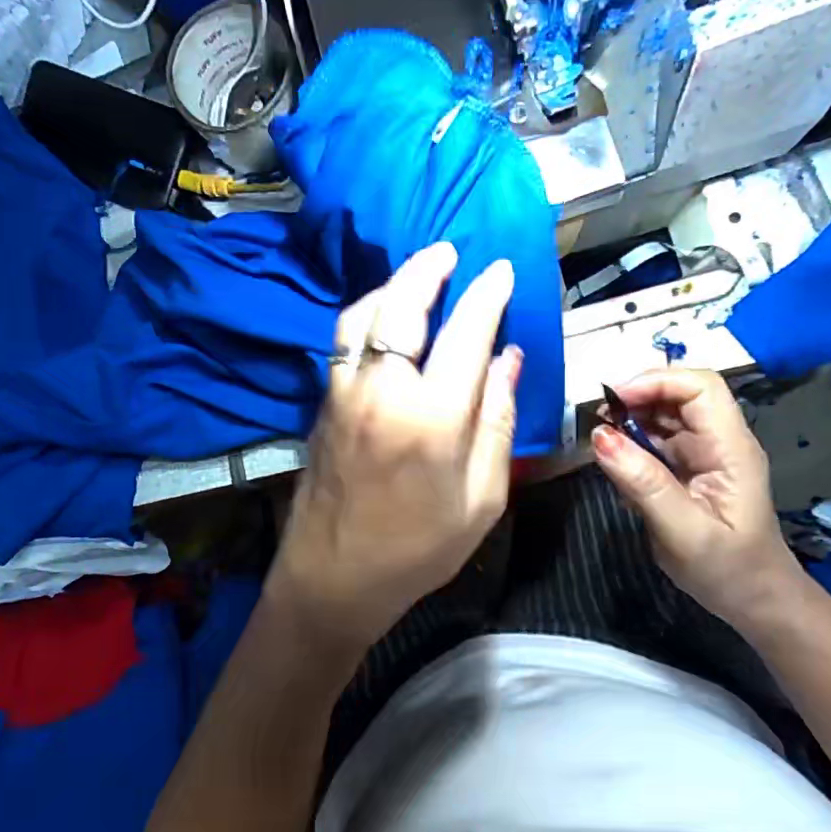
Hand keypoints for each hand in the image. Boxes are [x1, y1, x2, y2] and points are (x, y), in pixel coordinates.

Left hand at [270, 242, 521, 654]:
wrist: (333, 579)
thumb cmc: (417, 551)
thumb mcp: (481, 500)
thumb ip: (496, 423)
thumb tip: (508, 359)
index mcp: (432, 419)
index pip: (466, 333)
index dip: (487, 296)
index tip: (500, 270)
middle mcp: (382, 392)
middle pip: (402, 307)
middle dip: (429, 270)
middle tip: (451, 252)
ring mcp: (344, 394)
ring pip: (362, 316)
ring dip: (392, 285)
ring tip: (418, 274)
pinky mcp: (322, 404)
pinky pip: (343, 341)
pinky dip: (366, 314)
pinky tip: (383, 316)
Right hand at [591, 368, 806, 623]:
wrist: (754, 601)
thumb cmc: (727, 570)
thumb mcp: (682, 531)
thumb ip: (643, 483)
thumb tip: (600, 437)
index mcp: (731, 448)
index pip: (699, 387)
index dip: (655, 382)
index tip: (613, 403)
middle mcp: (719, 441)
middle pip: (679, 394)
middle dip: (636, 398)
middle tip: (597, 423)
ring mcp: (704, 453)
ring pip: (664, 414)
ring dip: (630, 420)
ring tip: (600, 441)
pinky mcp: (688, 468)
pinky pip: (656, 440)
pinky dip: (631, 443)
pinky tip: (615, 463)